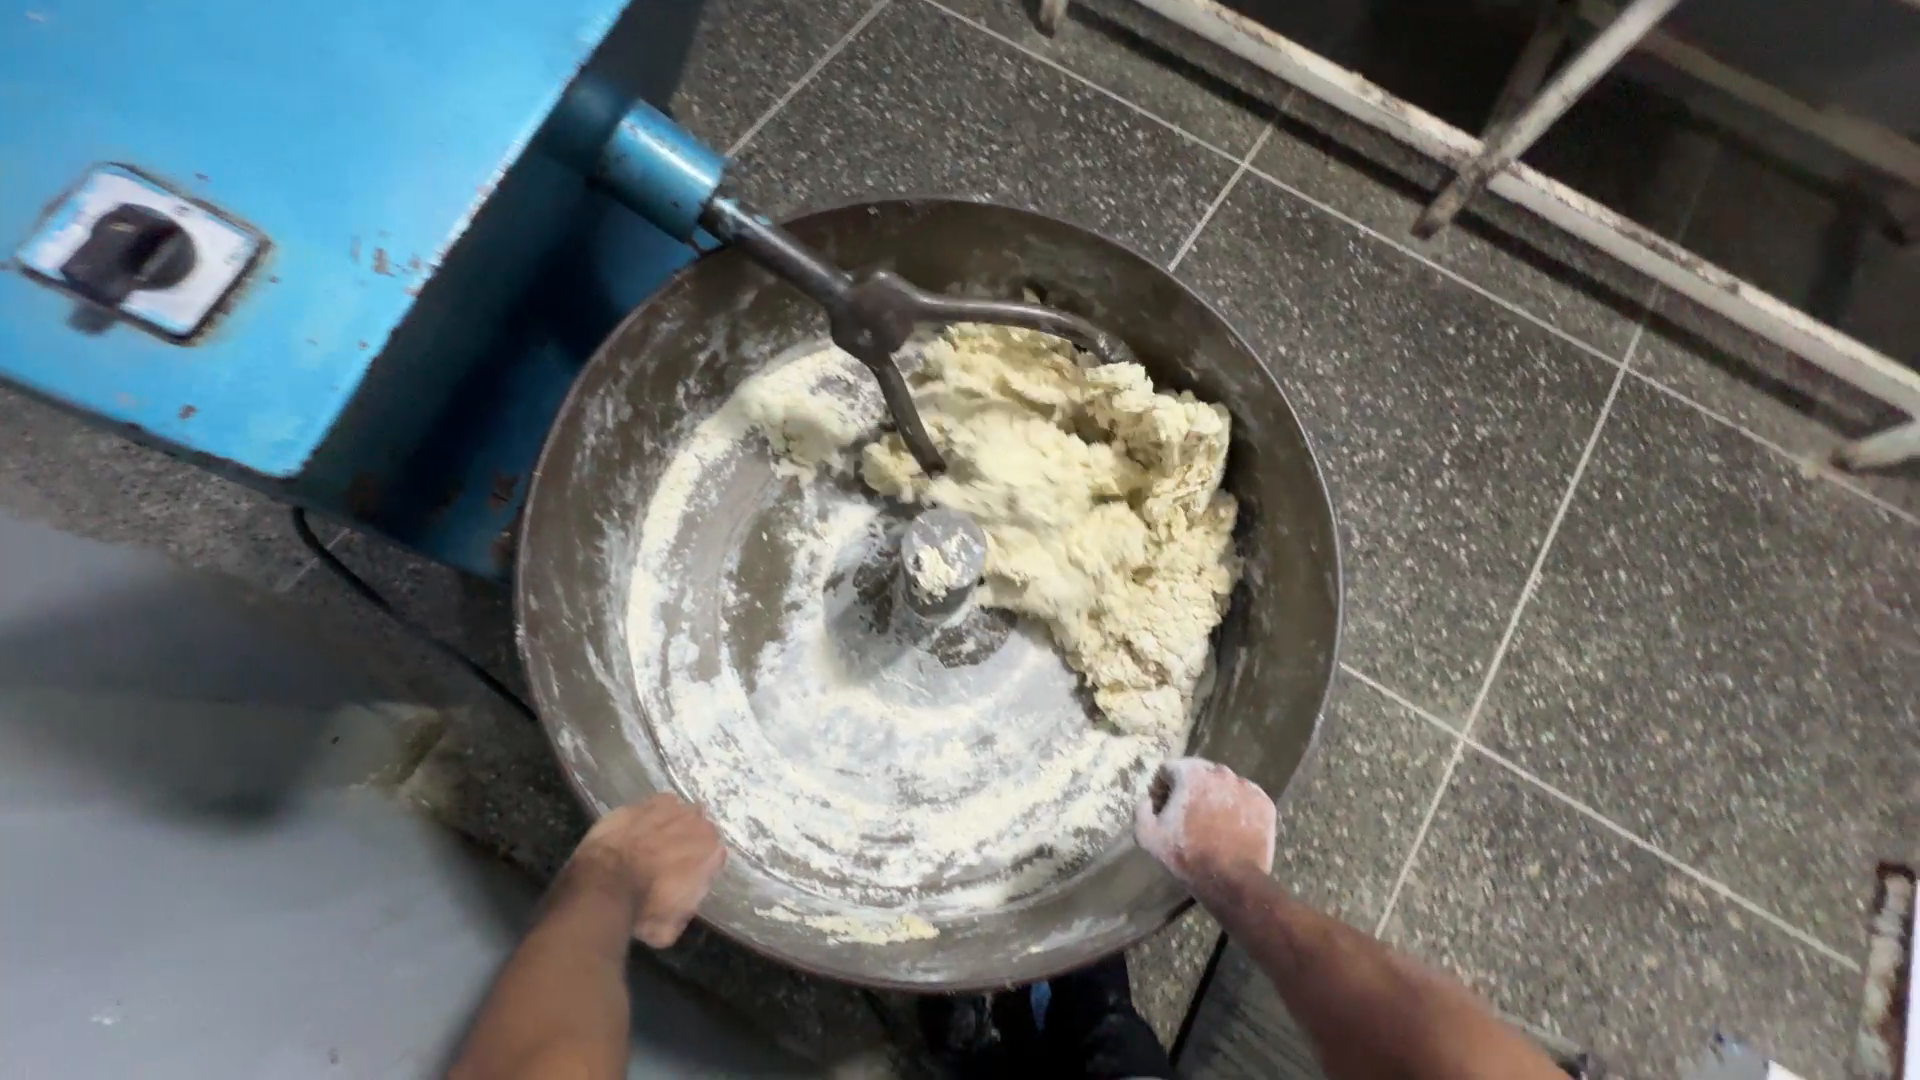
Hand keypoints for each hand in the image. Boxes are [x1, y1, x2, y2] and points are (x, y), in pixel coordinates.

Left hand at [568, 794, 725, 946]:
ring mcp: (675, 809)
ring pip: (681, 813)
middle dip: (687, 841)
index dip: (698, 866)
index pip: (714, 854)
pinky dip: (651, 814)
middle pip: (700, 829)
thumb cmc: (642, 909)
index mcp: (712, 854)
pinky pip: (658, 804)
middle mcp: (700, 826)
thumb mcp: (668, 928)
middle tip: (665, 860)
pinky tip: (638, 828)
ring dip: (671, 824)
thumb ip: (684, 910)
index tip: (682, 877)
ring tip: (651, 841)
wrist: (605, 884)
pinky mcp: (648, 801)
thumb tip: (679, 907)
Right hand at [1134, 757, 1274, 886]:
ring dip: (1212, 796)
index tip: (1162, 809)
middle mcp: (1220, 772)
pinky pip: (1243, 797)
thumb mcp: (1146, 835)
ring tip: (1210, 823)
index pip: (1168, 769)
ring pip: (1222, 784)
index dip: (1161, 788)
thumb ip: (1141, 808)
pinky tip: (1230, 827)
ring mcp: (1245, 786)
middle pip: (1197, 773)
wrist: (1231, 880)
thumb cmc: (1185, 855)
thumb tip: (1149, 800)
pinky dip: (1235, 806)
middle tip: (1186, 816)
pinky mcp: (1264, 803)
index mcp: (1190, 772)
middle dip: (1188, 789)